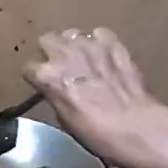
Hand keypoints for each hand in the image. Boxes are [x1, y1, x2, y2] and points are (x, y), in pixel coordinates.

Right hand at [22, 27, 167, 167]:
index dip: (37, 78)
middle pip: (46, 40)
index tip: (44, 85)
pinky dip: (101, 44)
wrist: (138, 128)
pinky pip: (100, 34)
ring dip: (75, 46)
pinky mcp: (113, 43)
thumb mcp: (65, 120)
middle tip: (62, 67)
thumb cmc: (98, 134)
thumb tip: (57, 89)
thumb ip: (56, 96)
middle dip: (51, 52)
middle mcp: (64, 55)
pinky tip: (107, 58)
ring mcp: (90, 45)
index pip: (29, 68)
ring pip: (72, 34)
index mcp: (48, 77)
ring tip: (85, 61)